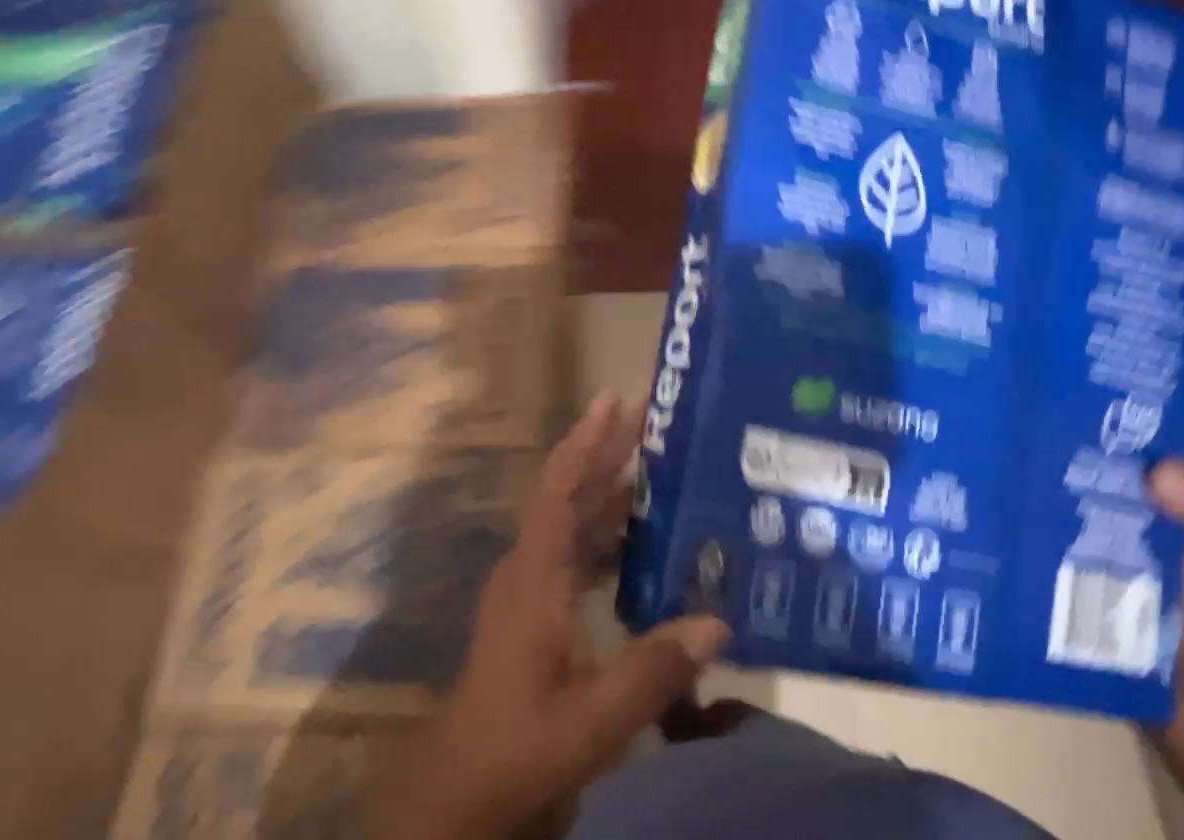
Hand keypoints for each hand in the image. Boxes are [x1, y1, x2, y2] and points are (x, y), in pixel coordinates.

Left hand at [369, 394, 732, 838]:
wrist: (465, 783)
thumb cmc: (522, 741)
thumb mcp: (595, 714)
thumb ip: (655, 667)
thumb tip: (717, 621)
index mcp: (535, 577)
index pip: (559, 491)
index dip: (585, 443)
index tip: (614, 401)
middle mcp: (528, 571)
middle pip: (568, 497)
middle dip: (605, 456)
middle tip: (654, 424)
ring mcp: (529, 592)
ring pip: (571, 526)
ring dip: (609, 496)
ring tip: (660, 473)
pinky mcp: (535, 615)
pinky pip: (574, 557)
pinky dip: (606, 539)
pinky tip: (644, 547)